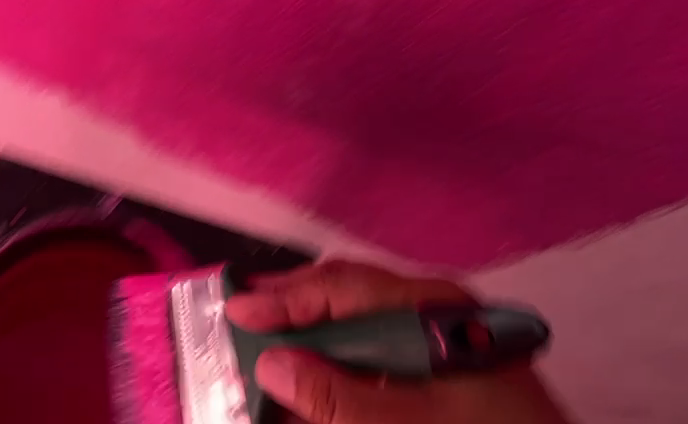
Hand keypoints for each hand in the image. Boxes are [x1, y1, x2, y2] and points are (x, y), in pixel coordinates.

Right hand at [225, 261, 571, 423]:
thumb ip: (340, 399)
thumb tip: (273, 364)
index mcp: (433, 307)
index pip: (343, 289)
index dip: (286, 300)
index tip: (236, 309)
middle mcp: (438, 310)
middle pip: (351, 293)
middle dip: (296, 304)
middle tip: (244, 312)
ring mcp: (447, 337)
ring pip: (364, 320)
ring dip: (317, 332)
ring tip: (271, 336)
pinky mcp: (451, 367)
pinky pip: (384, 348)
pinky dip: (347, 360)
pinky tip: (323, 374)